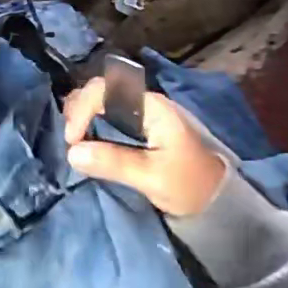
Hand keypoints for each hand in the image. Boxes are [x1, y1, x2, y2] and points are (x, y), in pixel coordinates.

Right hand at [63, 79, 226, 216]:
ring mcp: (142, 112)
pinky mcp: (138, 125)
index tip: (73, 139)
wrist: (217, 198)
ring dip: (83, 113)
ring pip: (102, 99)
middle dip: (79, 108)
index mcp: (152, 106)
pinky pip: (107, 113)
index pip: (107, 89)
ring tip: (75, 139)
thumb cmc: (188, 185)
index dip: (83, 108)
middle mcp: (145, 102)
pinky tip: (85, 139)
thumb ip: (114, 162)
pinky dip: (91, 121)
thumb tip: (72, 152)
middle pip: (101, 89)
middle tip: (70, 139)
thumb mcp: (152, 177)